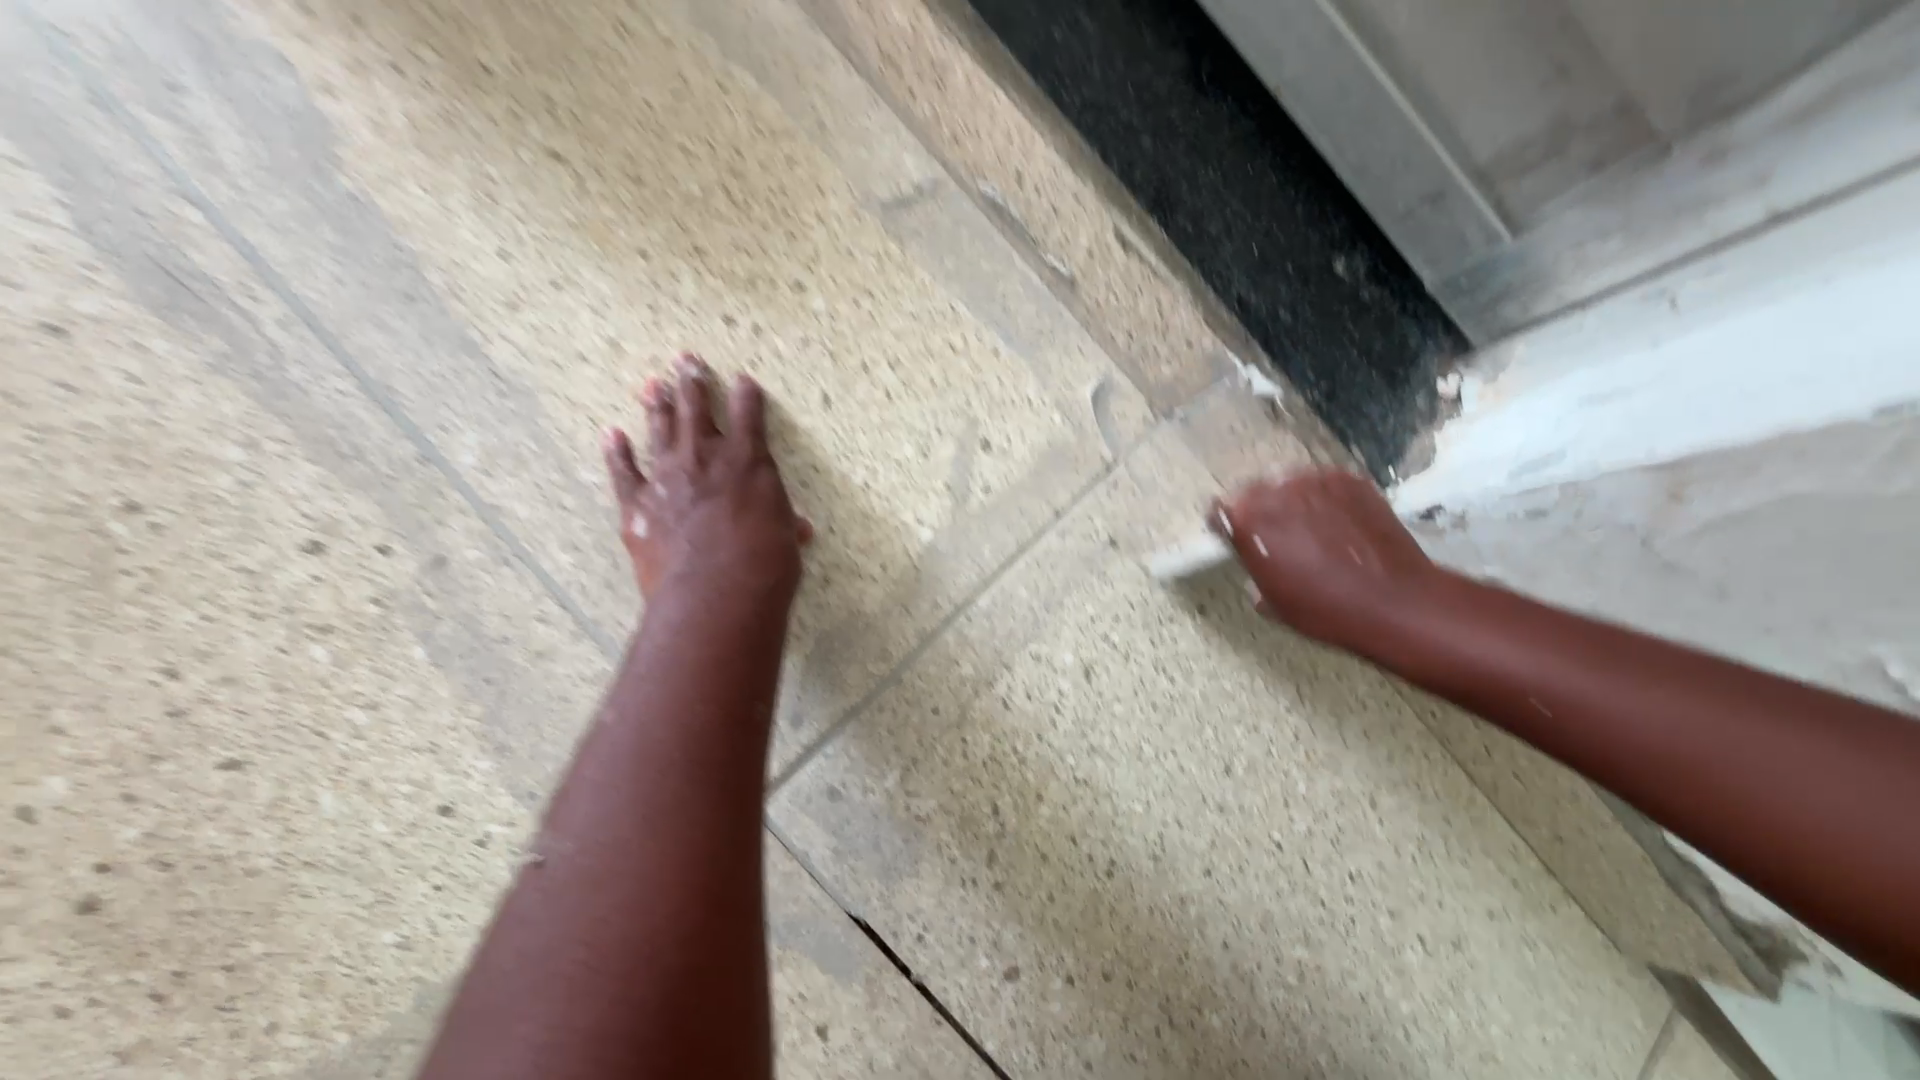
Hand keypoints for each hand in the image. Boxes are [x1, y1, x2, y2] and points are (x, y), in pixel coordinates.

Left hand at [602, 354, 811, 605]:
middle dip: (693, 382)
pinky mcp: (638, 505)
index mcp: (749, 461)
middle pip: (697, 409)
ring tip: (653, 384)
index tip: (743, 380)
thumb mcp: (786, 540)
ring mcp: (667, 478)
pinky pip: (623, 471)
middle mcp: (706, 457)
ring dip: (658, 405)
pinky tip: (611, 434)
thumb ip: (786, 523)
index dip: (746, 395)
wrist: (714, 595)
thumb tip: (798, 529)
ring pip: (660, 430)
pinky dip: (616, 452)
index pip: (749, 415)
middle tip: (685, 360)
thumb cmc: (765, 566)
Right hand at [1211, 468, 1435, 649]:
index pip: (1220, 509)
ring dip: (1293, 501)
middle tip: (1275, 535)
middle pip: (1255, 491)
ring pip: (1291, 484)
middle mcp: (1276, 489)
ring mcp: (1316, 480)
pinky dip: (1325, 499)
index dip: (1226, 524)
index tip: (1235, 538)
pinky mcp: (1351, 479)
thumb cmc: (1325, 609)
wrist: (1394, 600)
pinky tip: (1339, 523)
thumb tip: (1259, 569)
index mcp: (1247, 519)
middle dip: (1260, 509)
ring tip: (1310, 527)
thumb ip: (1255, 572)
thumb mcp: (1274, 601)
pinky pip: (1325, 484)